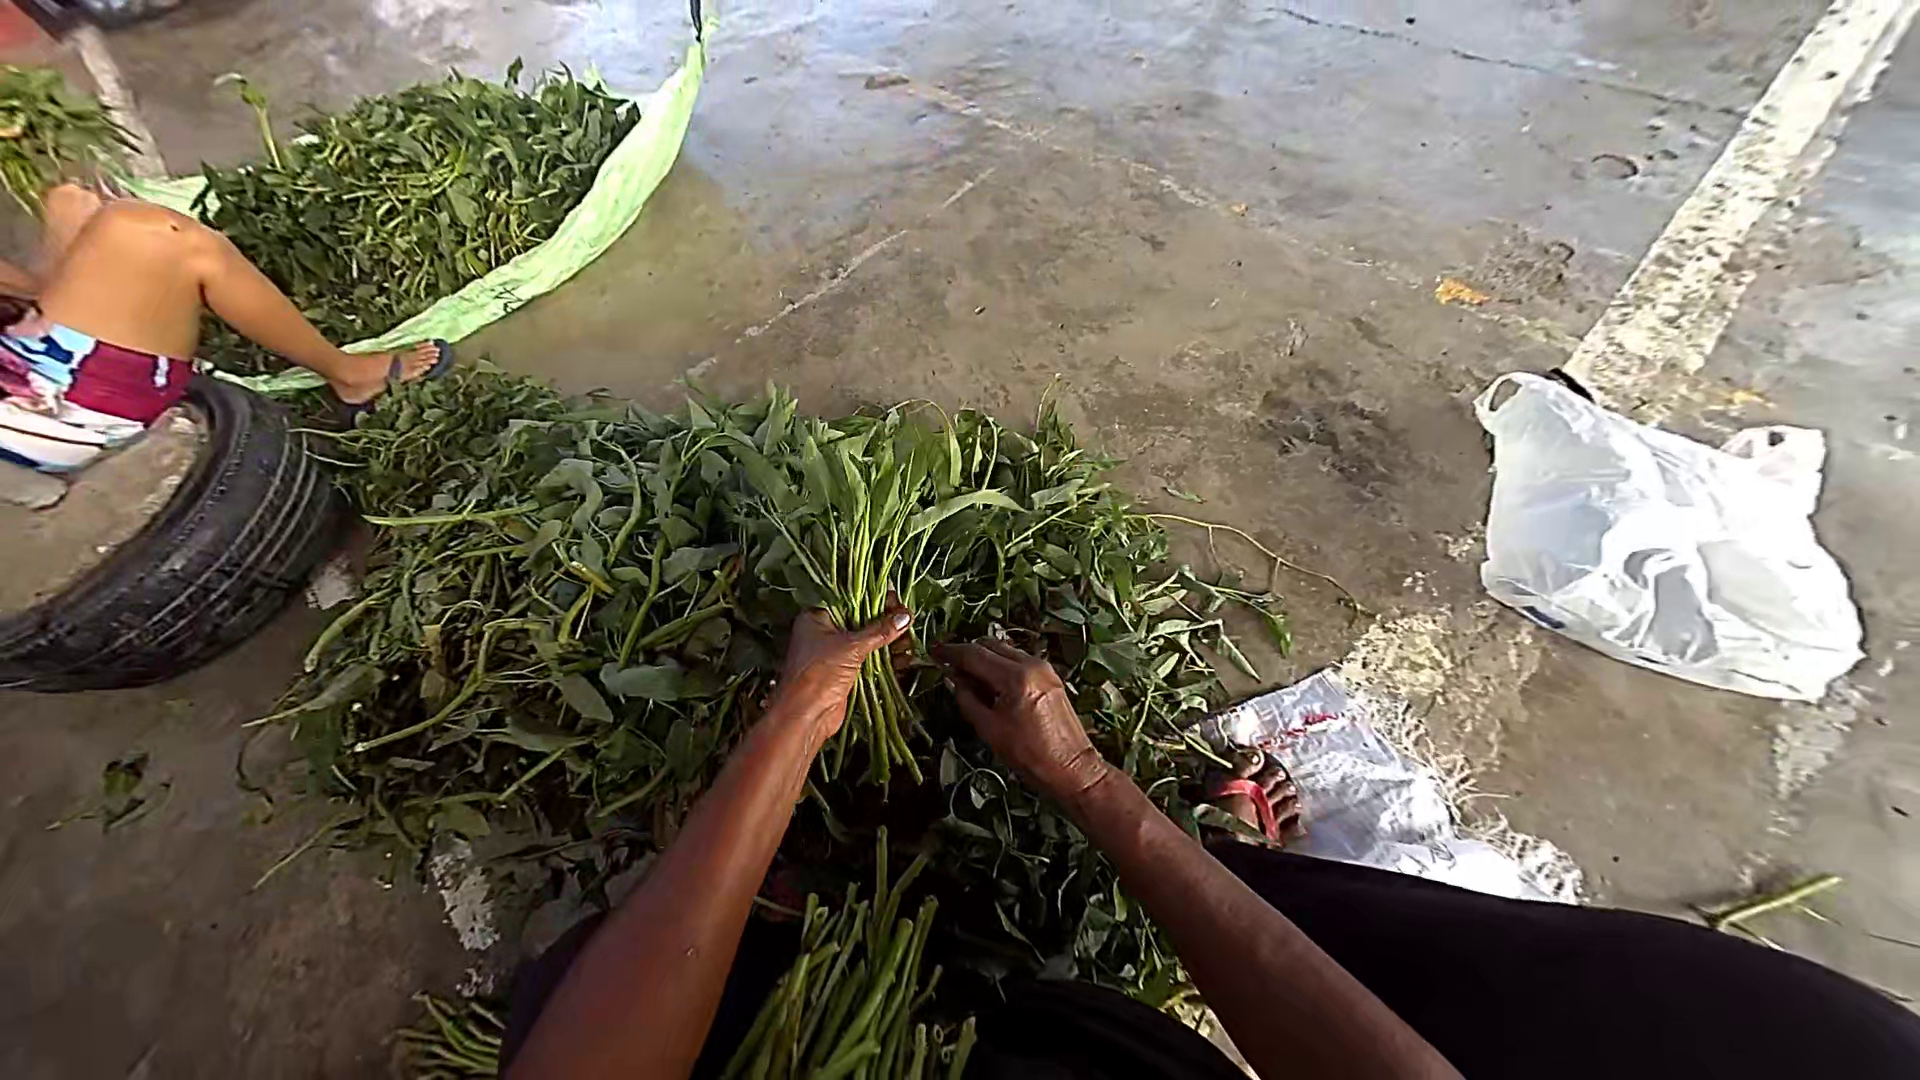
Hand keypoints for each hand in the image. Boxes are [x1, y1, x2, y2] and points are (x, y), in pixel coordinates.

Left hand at [769, 601, 912, 739]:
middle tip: (908, 622)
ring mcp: (835, 653)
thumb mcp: (851, 647)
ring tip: (910, 642)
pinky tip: (904, 658)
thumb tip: (904, 616)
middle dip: (887, 623)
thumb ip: (879, 630)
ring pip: (868, 641)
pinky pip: (869, 659)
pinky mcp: (845, 672)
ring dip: (890, 642)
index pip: (852, 599)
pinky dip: (886, 659)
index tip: (897, 602)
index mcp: (818, 617)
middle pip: (862, 620)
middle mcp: (825, 632)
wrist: (805, 717)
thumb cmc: (819, 674)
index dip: (876, 600)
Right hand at [934, 640, 1111, 806]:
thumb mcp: (989, 729)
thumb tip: (954, 677)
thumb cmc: (1029, 755)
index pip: (975, 654)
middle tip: (949, 665)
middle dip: (967, 652)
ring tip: (969, 677)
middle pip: (990, 644)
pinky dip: (1000, 664)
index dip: (951, 651)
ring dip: (984, 657)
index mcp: (1015, 678)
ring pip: (1004, 650)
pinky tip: (991, 682)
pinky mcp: (1050, 675)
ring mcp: (1043, 667)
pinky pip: (1018, 659)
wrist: (1072, 768)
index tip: (935, 651)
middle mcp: (1031, 664)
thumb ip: (968, 698)